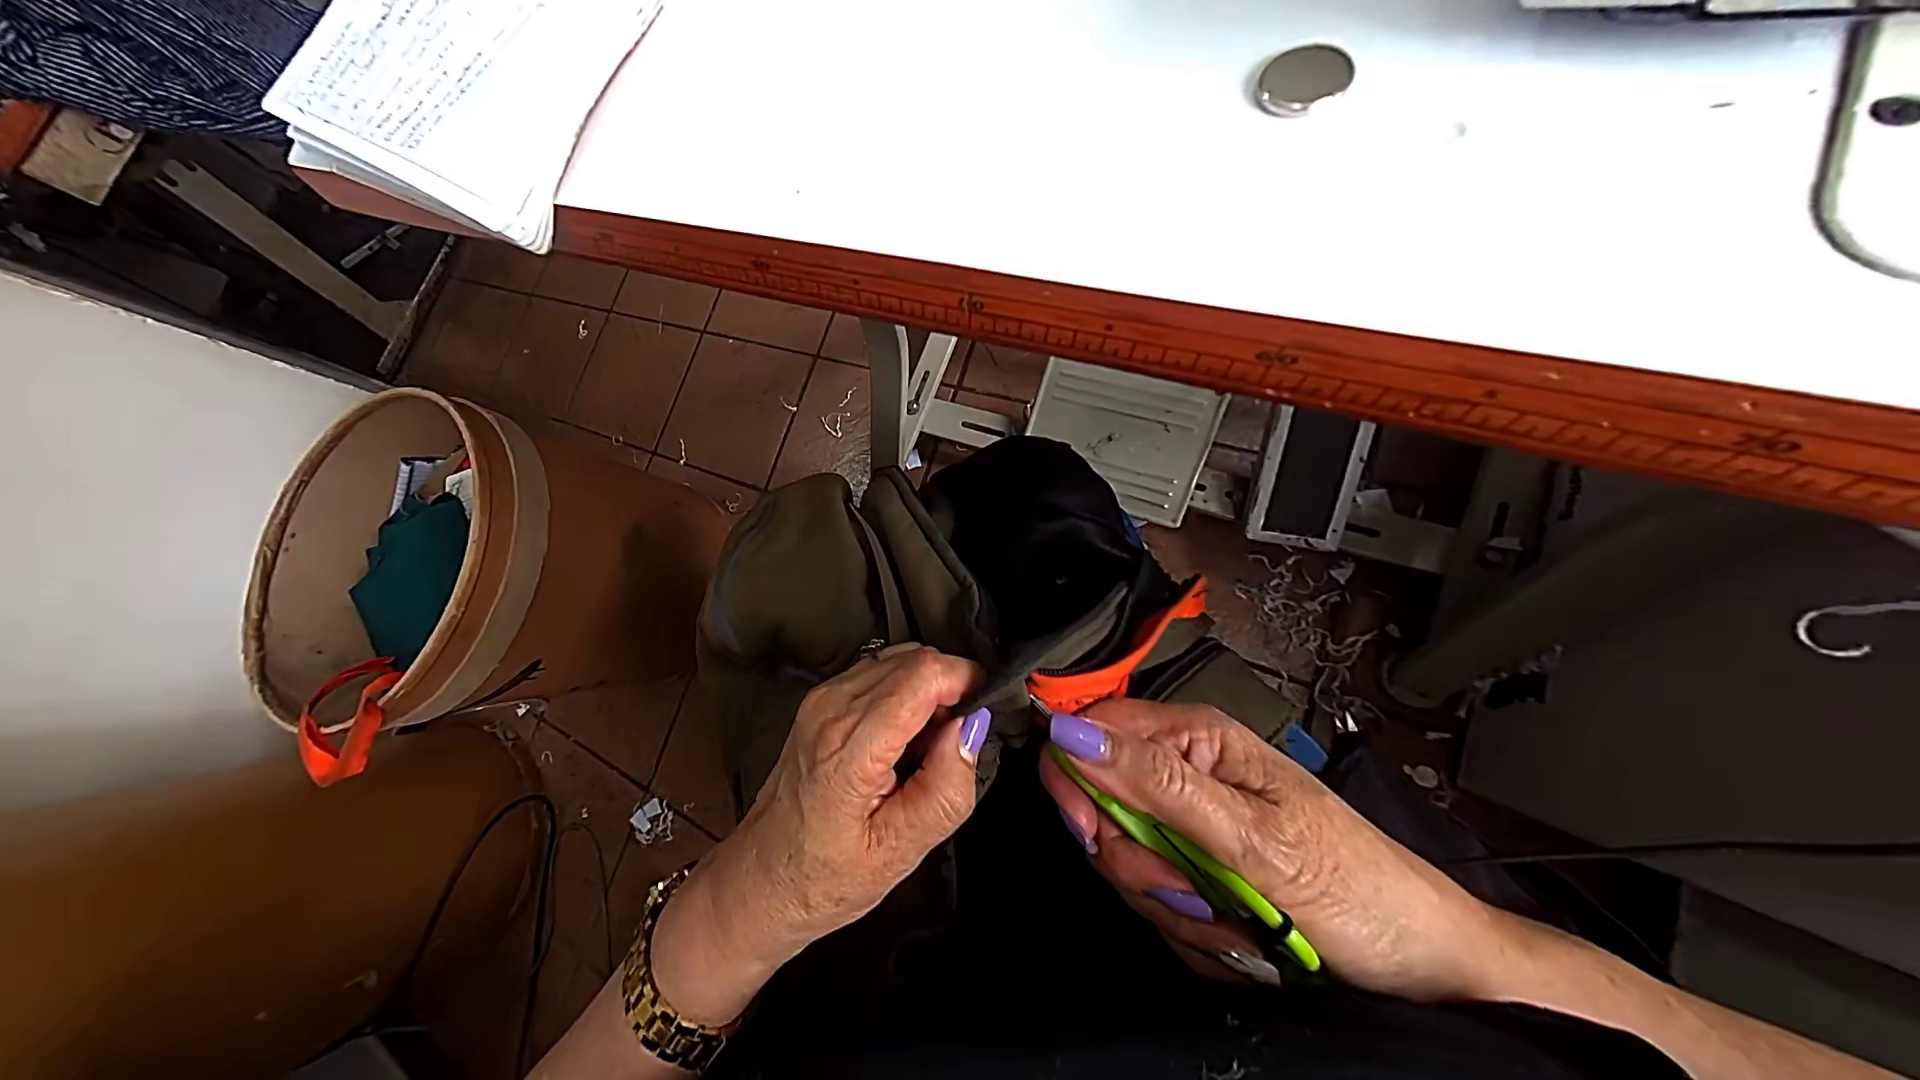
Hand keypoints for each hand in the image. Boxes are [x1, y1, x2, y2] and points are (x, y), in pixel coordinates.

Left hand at [651, 645, 988, 1024]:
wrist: (760, 880)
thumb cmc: (821, 876)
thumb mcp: (901, 850)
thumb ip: (947, 786)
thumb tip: (973, 728)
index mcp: (849, 744)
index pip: (924, 671)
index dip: (965, 681)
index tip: (979, 713)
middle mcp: (831, 708)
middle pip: (916, 658)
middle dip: (950, 689)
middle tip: (952, 743)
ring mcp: (823, 699)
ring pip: (901, 660)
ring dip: (928, 691)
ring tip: (925, 747)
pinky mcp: (822, 700)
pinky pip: (881, 672)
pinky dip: (906, 693)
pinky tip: (902, 739)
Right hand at [1039, 698, 1510, 1000]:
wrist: (1417, 964)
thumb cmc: (1359, 887)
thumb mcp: (1252, 836)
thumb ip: (1157, 783)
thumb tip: (1074, 735)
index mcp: (1197, 740)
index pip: (1094, 733)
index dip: (1076, 779)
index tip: (1093, 832)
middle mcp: (1186, 774)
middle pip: (1102, 808)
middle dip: (1140, 864)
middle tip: (1192, 888)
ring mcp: (1188, 827)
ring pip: (1125, 863)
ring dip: (1173, 905)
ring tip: (1236, 918)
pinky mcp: (1194, 871)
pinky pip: (1154, 902)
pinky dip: (1190, 930)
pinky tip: (1237, 933)